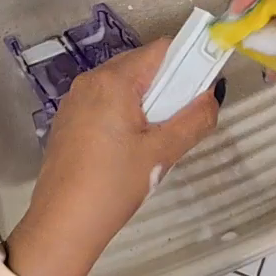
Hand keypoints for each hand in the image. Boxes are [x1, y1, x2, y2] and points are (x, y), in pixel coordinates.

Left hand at [5, 38, 221, 275]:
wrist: (62, 225)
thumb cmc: (114, 185)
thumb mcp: (162, 153)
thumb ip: (194, 120)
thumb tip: (212, 96)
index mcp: (113, 80)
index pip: (161, 50)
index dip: (189, 62)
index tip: (203, 88)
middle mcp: (90, 80)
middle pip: (141, 66)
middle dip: (168, 86)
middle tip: (182, 120)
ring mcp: (74, 100)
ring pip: (123, 86)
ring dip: (148, 102)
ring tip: (158, 140)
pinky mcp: (68, 121)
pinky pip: (105, 103)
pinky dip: (125, 114)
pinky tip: (131, 148)